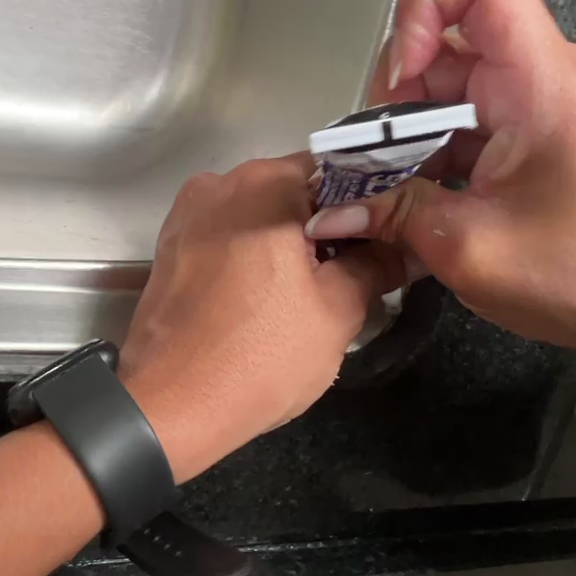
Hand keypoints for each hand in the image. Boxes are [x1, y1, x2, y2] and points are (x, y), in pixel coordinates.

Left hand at [120, 155, 396, 478]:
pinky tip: (269, 298)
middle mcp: (219, 183)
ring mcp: (187, 215)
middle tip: (361, 271)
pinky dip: (253, 256)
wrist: (169, 406)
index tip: (391, 236)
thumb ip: (377, 264)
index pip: (338, 169)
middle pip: (293, 191)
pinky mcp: (170, 247)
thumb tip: (407, 245)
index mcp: (263, 183)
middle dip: (329, 226)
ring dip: (290, 243)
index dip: (372, 202)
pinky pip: (227, 237)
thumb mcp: (337, 311)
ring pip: (258, 216)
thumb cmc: (260, 354)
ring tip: (315, 291)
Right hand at [304, 0, 575, 429]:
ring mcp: (534, 104)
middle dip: (394, 94)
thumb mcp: (466, 248)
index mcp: (539, 82)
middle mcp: (539, 76)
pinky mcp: (530, 134)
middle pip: (445, 38)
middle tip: (373, 161)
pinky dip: (428, 152)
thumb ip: (390, 214)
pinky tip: (411, 199)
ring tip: (385, 189)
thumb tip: (328, 208)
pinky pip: (463, 119)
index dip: (422, 8)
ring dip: (405, 131)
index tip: (395, 85)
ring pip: (446, 85)